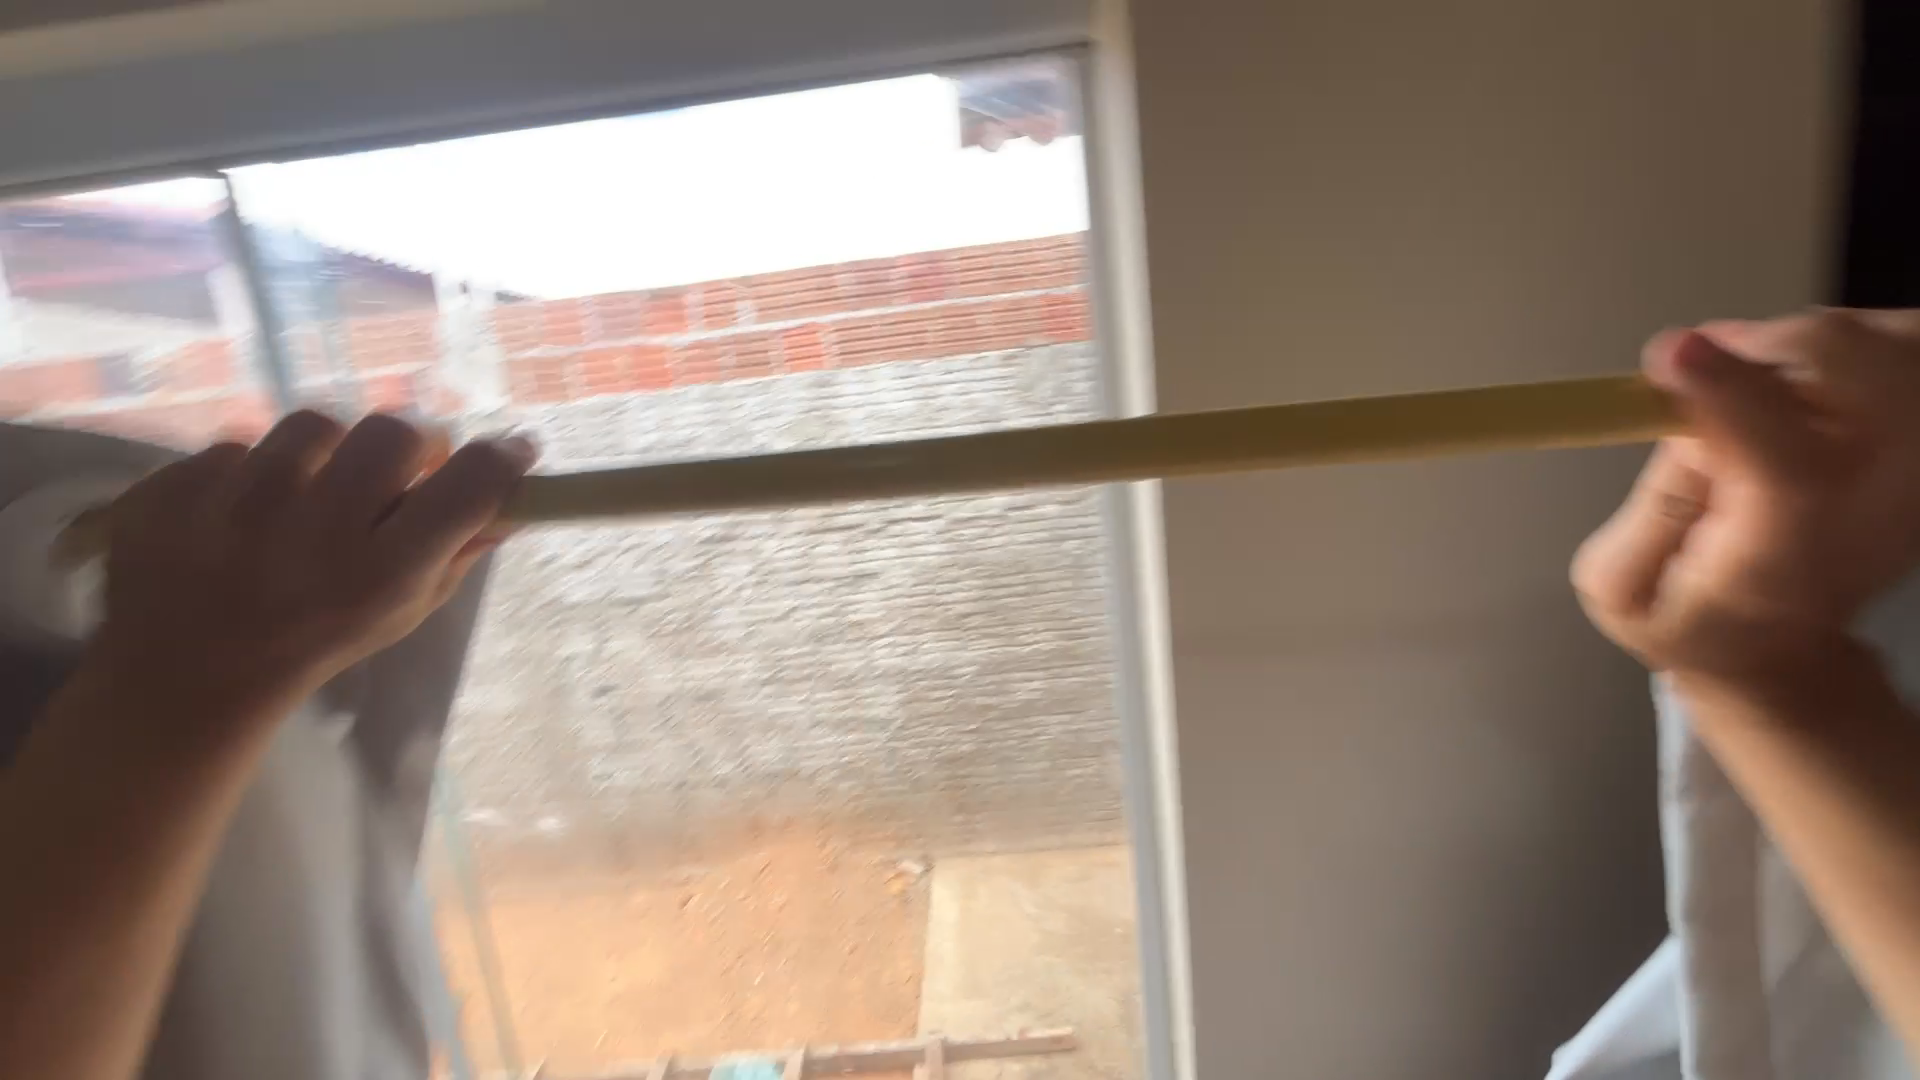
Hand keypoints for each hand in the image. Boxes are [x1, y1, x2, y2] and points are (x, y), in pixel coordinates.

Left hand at [94, 411, 535, 720]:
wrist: (187, 671)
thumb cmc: (325, 638)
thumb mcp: (409, 608)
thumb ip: (460, 552)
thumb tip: (514, 501)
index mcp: (384, 570)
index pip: (467, 488)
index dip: (502, 458)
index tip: (516, 449)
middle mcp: (315, 530)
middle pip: (394, 432)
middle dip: (412, 444)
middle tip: (403, 470)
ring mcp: (233, 504)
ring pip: (316, 425)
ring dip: (332, 451)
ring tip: (318, 486)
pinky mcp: (171, 487)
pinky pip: (238, 446)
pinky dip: (257, 471)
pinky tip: (249, 509)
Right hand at [1572, 309, 1919, 686]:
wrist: (1779, 643)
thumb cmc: (1682, 613)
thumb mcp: (1619, 586)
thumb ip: (1653, 509)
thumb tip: (1688, 427)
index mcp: (1782, 558)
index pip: (1787, 468)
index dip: (1732, 399)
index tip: (1671, 351)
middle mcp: (1879, 509)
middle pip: (1875, 386)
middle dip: (1775, 346)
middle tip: (1697, 353)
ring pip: (1902, 351)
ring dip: (1810, 341)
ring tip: (1741, 366)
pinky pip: (1912, 352)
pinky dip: (1853, 340)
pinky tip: (1796, 367)